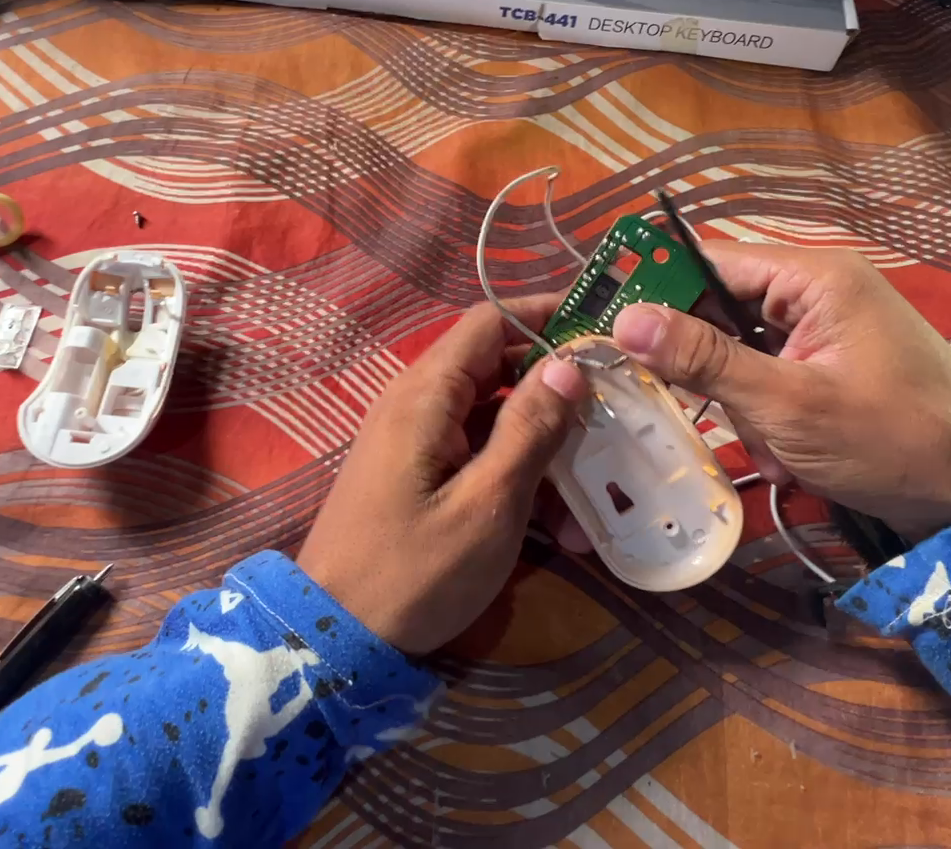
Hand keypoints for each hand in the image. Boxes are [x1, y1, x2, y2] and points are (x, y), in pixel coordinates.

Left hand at [297, 299, 588, 654]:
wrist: (334, 636)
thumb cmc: (414, 572)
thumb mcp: (487, 504)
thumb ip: (528, 430)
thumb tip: (566, 365)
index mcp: (427, 393)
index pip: (490, 322)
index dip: (545, 316)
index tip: (602, 330)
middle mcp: (416, 401)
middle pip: (495, 365)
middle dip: (554, 383)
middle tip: (616, 406)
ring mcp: (414, 437)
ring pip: (490, 412)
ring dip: (541, 435)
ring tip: (596, 472)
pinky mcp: (416, 471)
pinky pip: (474, 448)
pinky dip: (514, 465)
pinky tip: (557, 510)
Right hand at [606, 243, 950, 543]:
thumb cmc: (891, 440)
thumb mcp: (786, 403)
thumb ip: (704, 359)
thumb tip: (624, 320)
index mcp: (811, 276)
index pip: (707, 262)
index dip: (656, 294)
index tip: (615, 337)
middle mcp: (813, 288)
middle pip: (717, 308)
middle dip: (707, 369)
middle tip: (699, 413)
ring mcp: (821, 327)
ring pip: (735, 349)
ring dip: (737, 402)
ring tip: (768, 447)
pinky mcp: (824, 361)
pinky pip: (764, 373)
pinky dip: (762, 414)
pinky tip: (784, 454)